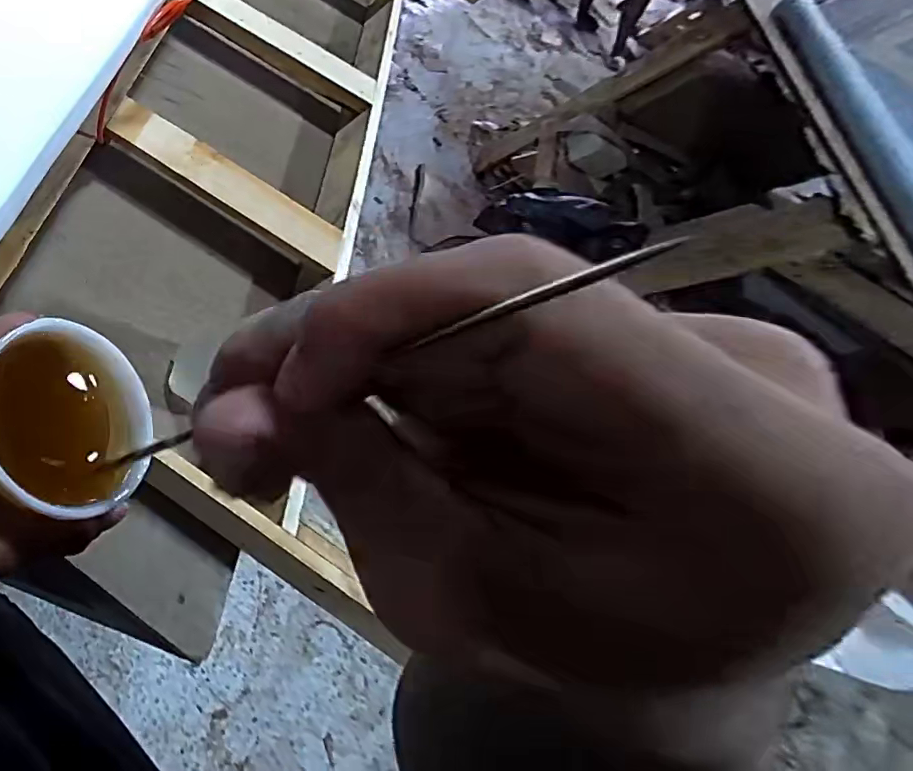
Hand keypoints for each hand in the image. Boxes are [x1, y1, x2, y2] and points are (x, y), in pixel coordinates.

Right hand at [193, 236, 912, 689]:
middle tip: (225, 418)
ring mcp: (640, 336)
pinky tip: (307, 415)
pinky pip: (428, 322)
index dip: (368, 314)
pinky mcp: (572, 334)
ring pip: (421, 306)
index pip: (523, 296)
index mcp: (749, 457)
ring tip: (251, 436)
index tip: (277, 387)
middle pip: (449, 299)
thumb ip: (343, 479)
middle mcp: (713, 364)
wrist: (626, 670)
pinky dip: (349, 367)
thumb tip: (218, 416)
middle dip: (312, 353)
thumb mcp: (446, 590)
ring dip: (315, 365)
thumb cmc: (562, 662)